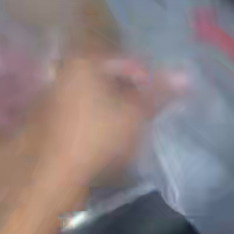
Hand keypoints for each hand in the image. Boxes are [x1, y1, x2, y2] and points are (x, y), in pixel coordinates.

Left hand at [34, 56, 172, 196]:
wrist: (54, 173)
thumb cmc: (98, 136)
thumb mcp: (135, 114)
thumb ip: (159, 93)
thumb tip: (185, 75)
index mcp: (82, 61)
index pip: (125, 62)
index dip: (148, 79)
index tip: (161, 101)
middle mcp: (63, 70)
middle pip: (107, 75)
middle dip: (130, 91)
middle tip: (148, 112)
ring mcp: (52, 92)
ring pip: (94, 92)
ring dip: (114, 104)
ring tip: (131, 124)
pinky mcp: (47, 114)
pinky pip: (80, 106)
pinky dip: (97, 114)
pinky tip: (107, 133)